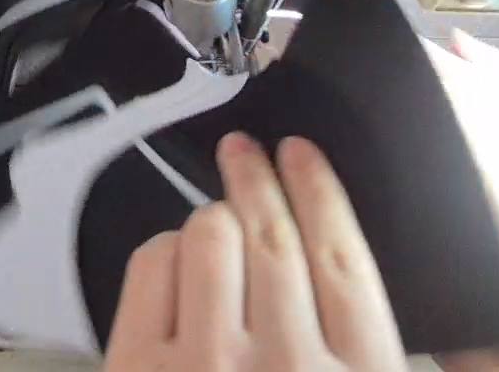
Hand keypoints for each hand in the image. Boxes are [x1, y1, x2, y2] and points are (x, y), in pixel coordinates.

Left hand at [103, 133, 406, 370]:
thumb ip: (359, 346)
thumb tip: (335, 262)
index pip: (343, 260)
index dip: (321, 192)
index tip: (302, 153)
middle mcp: (288, 369)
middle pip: (272, 236)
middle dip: (256, 178)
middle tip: (244, 149)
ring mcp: (207, 368)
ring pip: (209, 234)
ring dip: (211, 219)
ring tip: (214, 218)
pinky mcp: (139, 370)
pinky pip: (153, 264)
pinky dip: (164, 250)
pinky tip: (175, 262)